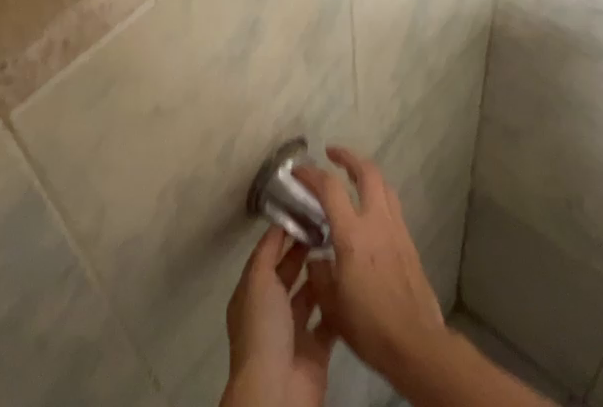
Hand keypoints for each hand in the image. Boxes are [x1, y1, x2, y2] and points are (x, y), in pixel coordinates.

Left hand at [222, 226, 334, 406]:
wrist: (278, 388)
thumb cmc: (264, 330)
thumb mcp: (258, 282)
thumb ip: (267, 252)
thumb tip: (278, 223)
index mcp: (251, 295)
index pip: (266, 258)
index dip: (282, 237)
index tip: (305, 213)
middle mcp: (271, 311)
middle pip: (288, 275)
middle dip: (305, 254)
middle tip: (329, 229)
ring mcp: (294, 331)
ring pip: (310, 297)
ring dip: (323, 279)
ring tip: (343, 252)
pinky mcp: (316, 348)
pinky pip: (329, 322)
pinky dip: (338, 307)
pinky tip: (352, 284)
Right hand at [293, 148, 449, 384]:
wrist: (414, 342)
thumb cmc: (368, 325)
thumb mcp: (330, 302)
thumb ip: (319, 272)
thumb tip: (317, 257)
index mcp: (353, 235)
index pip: (330, 189)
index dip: (312, 174)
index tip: (298, 171)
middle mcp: (378, 223)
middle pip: (368, 173)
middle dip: (348, 158)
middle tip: (332, 155)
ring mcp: (397, 231)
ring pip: (385, 187)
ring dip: (366, 175)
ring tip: (351, 178)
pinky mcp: (409, 244)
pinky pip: (392, 207)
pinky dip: (377, 197)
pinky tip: (367, 213)